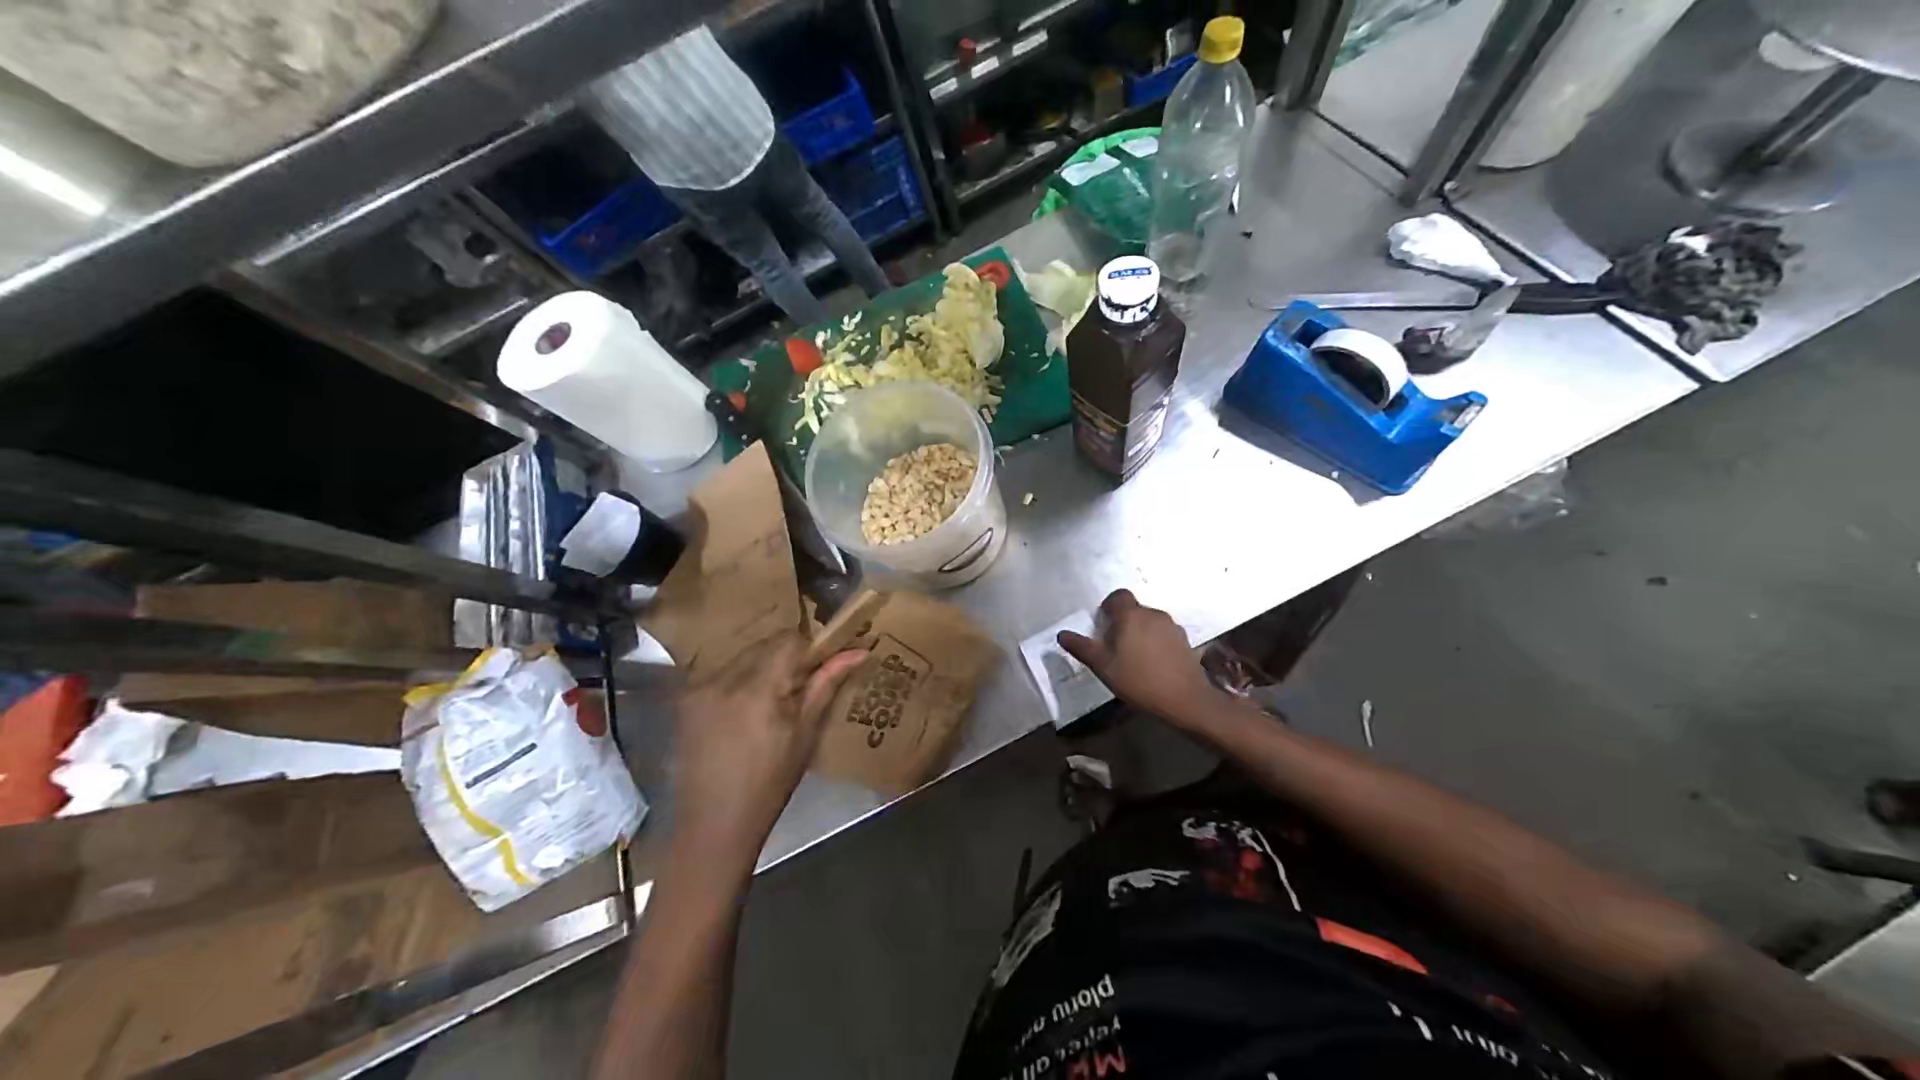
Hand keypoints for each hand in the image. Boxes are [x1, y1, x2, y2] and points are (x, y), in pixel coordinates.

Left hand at [670, 634, 867, 861]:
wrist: (715, 823)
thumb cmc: (770, 783)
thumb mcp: (805, 734)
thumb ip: (826, 685)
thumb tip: (858, 651)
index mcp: (757, 689)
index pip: (788, 640)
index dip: (808, 650)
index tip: (818, 672)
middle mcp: (723, 679)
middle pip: (764, 645)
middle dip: (785, 660)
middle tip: (797, 692)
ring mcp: (699, 688)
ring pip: (742, 658)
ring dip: (761, 670)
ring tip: (768, 708)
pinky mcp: (685, 700)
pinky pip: (721, 675)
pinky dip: (738, 684)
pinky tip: (742, 716)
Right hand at [1058, 589, 1219, 722]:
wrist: (1184, 699)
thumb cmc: (1138, 680)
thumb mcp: (1103, 666)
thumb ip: (1082, 648)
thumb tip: (1062, 634)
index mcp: (1131, 615)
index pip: (1118, 596)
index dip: (1109, 606)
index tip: (1104, 624)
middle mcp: (1153, 614)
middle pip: (1134, 610)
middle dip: (1123, 622)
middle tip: (1114, 646)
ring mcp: (1172, 626)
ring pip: (1149, 621)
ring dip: (1140, 632)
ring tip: (1134, 657)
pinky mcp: (1184, 640)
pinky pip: (1163, 634)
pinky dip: (1155, 642)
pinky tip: (1153, 664)